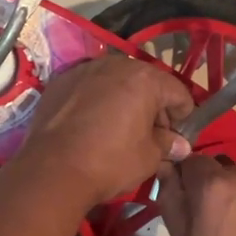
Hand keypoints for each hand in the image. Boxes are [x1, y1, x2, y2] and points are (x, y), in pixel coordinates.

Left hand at [18, 55, 193, 207]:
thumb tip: (180, 144)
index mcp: (145, 79)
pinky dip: (96, 101)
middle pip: (146, 82)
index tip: (178, 137)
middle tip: (151, 136)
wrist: (52, 170)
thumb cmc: (110, 162)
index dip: (183, 116)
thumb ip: (168, 145)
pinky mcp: (61, 81)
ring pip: (116, 82)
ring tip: (120, 130)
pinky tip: (92, 126)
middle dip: (153, 107)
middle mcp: (116, 65)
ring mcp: (85, 70)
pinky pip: (89, 88)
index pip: (178, 92)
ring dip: (124, 101)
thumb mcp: (149, 158)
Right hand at [157, 156, 235, 235]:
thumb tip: (166, 170)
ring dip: (232, 199)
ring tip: (232, 235)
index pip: (190, 160)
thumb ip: (171, 199)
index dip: (183, 178)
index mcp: (214, 185)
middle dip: (209, 189)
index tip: (182, 203)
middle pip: (218, 171)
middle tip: (205, 224)